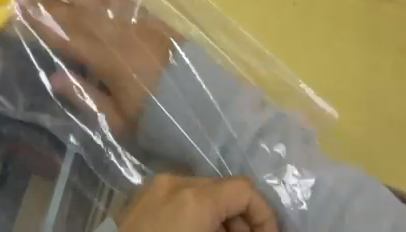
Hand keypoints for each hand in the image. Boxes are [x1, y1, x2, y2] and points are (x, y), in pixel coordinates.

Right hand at [20, 0, 176, 137]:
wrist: (204, 105)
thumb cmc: (157, 120)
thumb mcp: (118, 121)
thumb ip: (85, 96)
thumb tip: (53, 77)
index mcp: (109, 59)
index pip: (67, 36)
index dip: (42, 23)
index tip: (21, 10)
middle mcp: (120, 33)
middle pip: (80, 13)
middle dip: (52, 2)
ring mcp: (138, 23)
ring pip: (99, 2)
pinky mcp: (152, 20)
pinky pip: (121, 2)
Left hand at [116, 174, 278, 231]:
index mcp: (195, 197)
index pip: (244, 190)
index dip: (264, 216)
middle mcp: (175, 182)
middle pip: (223, 191)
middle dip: (242, 223)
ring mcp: (155, 188)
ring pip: (202, 196)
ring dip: (220, 222)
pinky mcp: (141, 200)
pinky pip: (180, 201)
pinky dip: (197, 219)